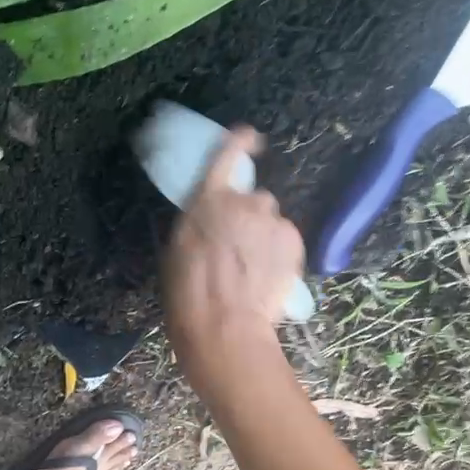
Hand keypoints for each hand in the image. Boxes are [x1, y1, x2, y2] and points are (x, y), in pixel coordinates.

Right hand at [162, 126, 305, 369]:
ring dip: (263, 238)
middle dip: (246, 218)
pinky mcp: (293, 240)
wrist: (223, 328)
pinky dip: (277, 254)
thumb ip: (198, 226)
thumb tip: (210, 223)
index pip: (228, 152)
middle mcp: (243, 201)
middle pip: (252, 199)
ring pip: (269, 222)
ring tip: (250, 272)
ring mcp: (272, 220)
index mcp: (206, 201)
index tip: (250, 141)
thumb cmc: (187, 298)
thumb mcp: (176, 255)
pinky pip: (285, 240)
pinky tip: (264, 279)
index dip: (241, 141)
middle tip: (234, 252)